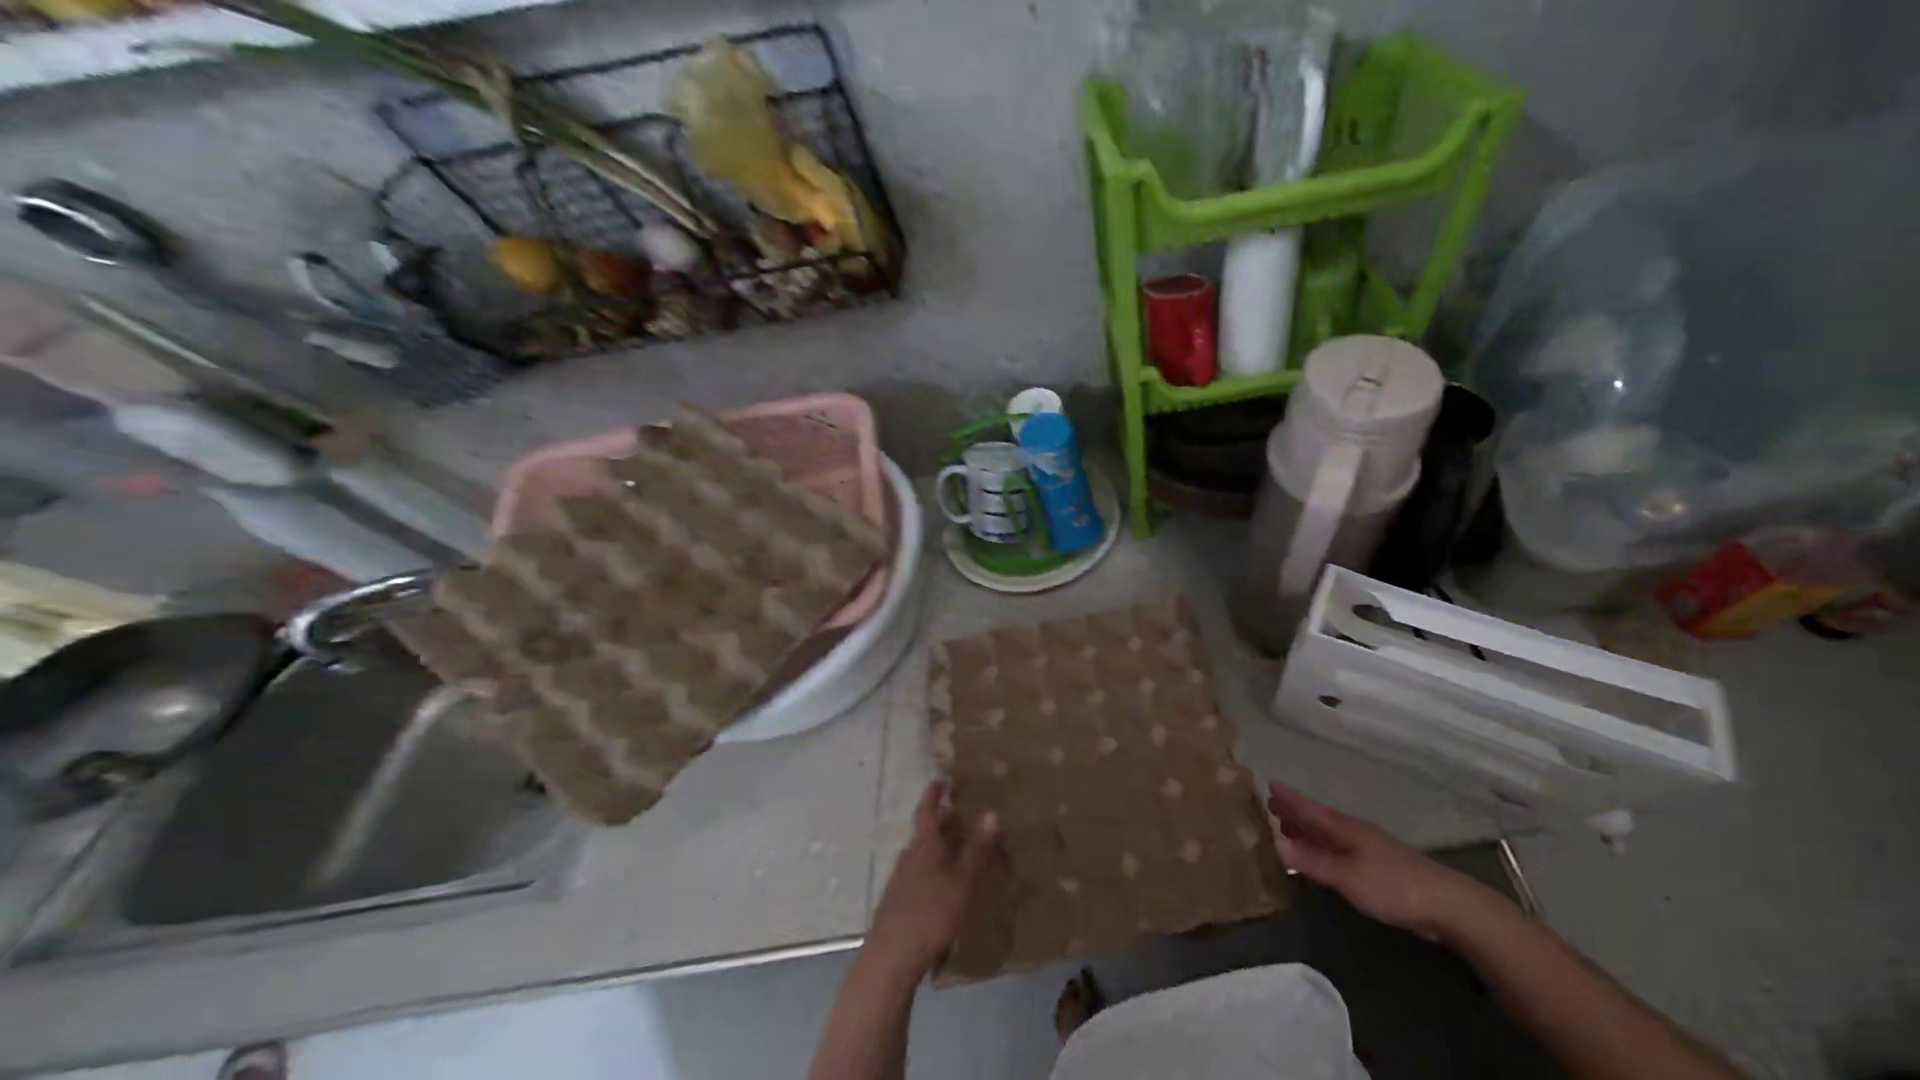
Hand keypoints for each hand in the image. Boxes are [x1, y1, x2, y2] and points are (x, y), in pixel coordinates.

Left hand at [867, 780, 998, 974]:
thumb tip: (990, 811)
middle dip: (940, 822)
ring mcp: (898, 879)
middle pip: (923, 832)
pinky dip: (929, 868)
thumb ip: (976, 849)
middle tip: (958, 814)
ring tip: (954, 849)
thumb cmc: (931, 913)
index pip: (928, 811)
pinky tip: (939, 885)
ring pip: (919, 854)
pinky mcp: (895, 901)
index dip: (934, 794)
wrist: (891, 956)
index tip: (941, 780)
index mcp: (923, 846)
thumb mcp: (962, 881)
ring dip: (935, 846)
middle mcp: (908, 856)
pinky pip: (915, 873)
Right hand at [1266, 782, 1513, 944]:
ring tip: (1287, 828)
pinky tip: (1320, 858)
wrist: (1450, 906)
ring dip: (1307, 830)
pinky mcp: (1378, 869)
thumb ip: (1312, 861)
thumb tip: (1274, 842)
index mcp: (1345, 829)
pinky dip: (1322, 847)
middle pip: (1318, 818)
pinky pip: (1339, 850)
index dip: (1289, 799)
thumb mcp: (1347, 876)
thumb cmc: (1394, 886)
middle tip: (1270, 805)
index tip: (1268, 785)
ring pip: (1329, 834)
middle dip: (1295, 811)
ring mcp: (1369, 850)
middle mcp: (1354, 833)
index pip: (1310, 808)